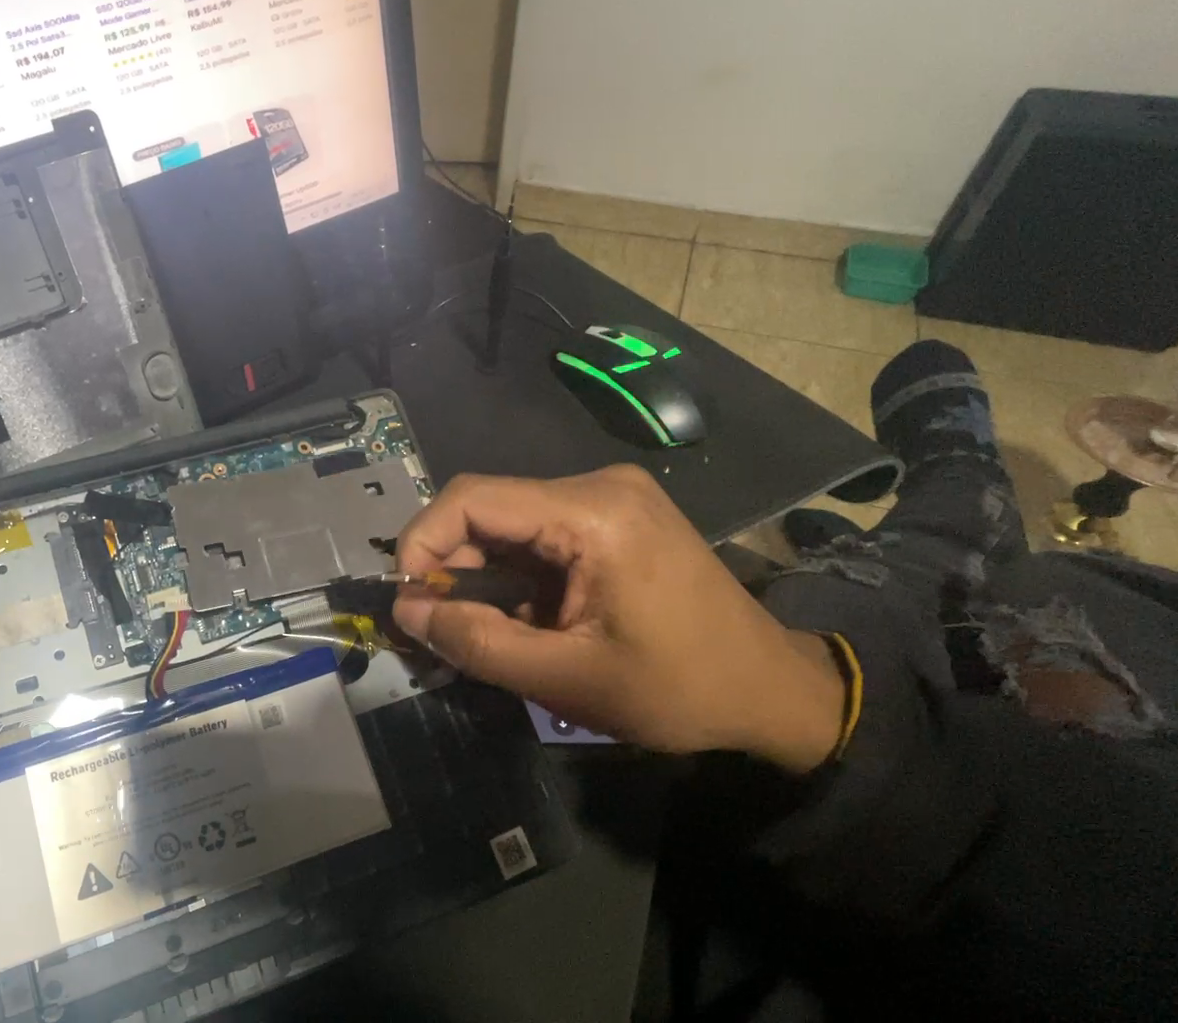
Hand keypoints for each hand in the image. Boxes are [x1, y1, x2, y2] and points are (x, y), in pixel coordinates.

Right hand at [392, 467, 844, 772]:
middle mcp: (598, 486)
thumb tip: (405, 612)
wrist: (772, 691)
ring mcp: (609, 497)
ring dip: (480, 573)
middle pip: (488, 507)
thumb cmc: (677, 689)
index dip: (421, 542)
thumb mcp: (566, 678)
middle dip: (449, 567)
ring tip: (478, 630)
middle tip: (437, 627)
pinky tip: (519, 616)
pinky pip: (538, 534)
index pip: (471, 498)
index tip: (407, 601)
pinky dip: (513, 574)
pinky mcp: (614, 516)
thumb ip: (476, 642)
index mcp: (593, 513)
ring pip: (509, 522)